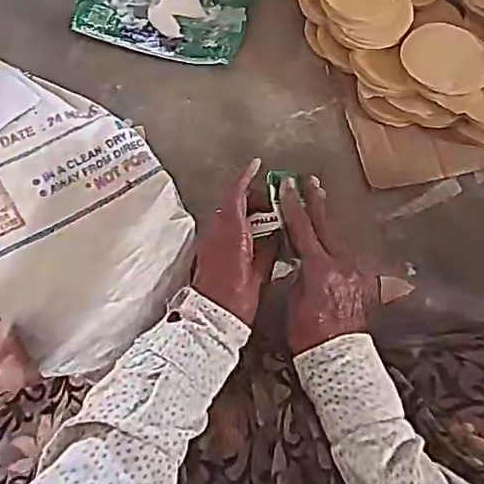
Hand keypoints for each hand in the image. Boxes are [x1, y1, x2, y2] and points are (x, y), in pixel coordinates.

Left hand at [192, 158, 276, 324]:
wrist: (212, 318)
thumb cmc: (237, 297)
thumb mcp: (261, 270)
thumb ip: (269, 246)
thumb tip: (276, 231)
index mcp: (232, 230)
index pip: (236, 192)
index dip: (246, 176)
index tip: (257, 165)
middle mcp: (217, 230)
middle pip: (233, 201)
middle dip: (252, 197)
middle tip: (272, 204)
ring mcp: (209, 239)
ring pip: (228, 214)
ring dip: (245, 211)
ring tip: (267, 221)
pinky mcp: (207, 250)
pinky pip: (223, 227)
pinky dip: (238, 223)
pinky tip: (253, 235)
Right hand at [279, 175, 377, 354]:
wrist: (339, 357)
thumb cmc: (309, 335)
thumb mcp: (294, 299)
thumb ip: (299, 272)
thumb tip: (301, 259)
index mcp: (320, 268)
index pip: (303, 229)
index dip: (292, 206)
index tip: (286, 186)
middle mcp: (341, 265)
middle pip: (326, 226)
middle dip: (315, 202)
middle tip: (309, 181)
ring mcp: (354, 271)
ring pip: (338, 238)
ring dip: (326, 219)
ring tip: (319, 199)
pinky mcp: (361, 280)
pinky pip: (346, 254)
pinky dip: (335, 241)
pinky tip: (331, 236)